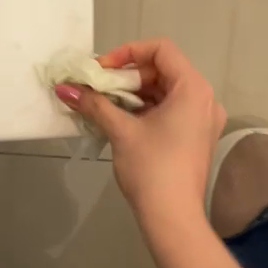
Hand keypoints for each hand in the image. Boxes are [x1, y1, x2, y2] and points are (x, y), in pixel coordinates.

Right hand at [56, 38, 225, 218]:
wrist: (173, 217)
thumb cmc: (151, 168)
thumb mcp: (120, 130)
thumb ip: (93, 103)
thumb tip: (63, 87)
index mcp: (193, 89)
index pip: (162, 49)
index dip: (128, 52)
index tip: (102, 70)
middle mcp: (204, 98)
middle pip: (162, 69)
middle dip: (126, 75)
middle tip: (97, 87)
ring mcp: (202, 119)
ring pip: (164, 91)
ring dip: (132, 93)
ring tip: (102, 103)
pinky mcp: (195, 136)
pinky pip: (169, 109)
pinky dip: (144, 109)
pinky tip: (119, 119)